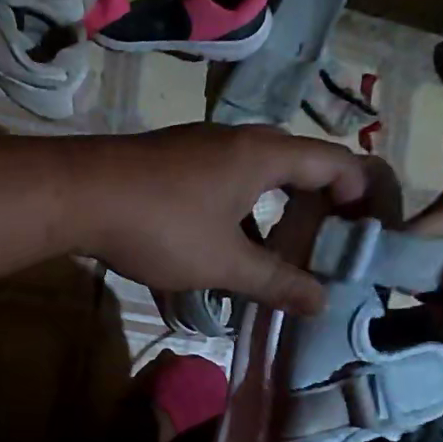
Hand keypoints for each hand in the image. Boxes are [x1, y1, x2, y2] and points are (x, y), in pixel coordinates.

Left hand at [64, 124, 377, 314]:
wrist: (75, 195)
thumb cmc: (160, 225)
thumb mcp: (223, 262)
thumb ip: (275, 281)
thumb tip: (322, 301)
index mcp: (264, 154)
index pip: (336, 163)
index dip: (361, 196)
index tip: (367, 234)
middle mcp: (233, 140)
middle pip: (294, 166)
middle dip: (313, 207)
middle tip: (320, 249)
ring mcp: (193, 146)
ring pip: (248, 176)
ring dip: (264, 214)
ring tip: (268, 258)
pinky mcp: (163, 161)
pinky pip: (213, 181)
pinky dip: (228, 211)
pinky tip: (212, 248)